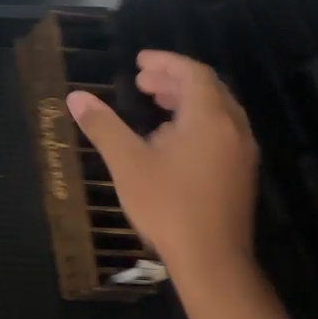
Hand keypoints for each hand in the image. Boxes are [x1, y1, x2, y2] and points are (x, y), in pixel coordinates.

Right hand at [66, 50, 258, 277]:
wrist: (211, 258)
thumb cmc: (167, 204)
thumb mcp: (127, 163)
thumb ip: (103, 126)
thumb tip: (76, 97)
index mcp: (209, 119)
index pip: (193, 74)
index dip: (166, 62)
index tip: (138, 61)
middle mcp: (233, 129)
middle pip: (208, 89)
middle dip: (174, 79)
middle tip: (141, 81)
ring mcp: (241, 152)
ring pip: (217, 111)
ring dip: (186, 100)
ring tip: (153, 104)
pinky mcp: (240, 173)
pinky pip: (221, 131)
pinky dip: (196, 120)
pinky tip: (170, 140)